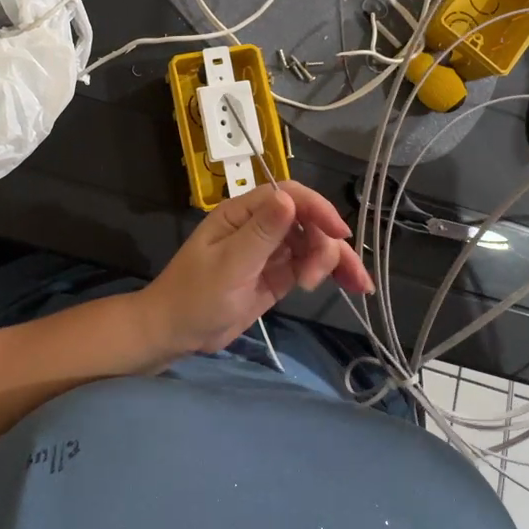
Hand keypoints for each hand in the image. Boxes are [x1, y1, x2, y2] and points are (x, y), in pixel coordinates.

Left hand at [139, 182, 373, 355]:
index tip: (340, 233)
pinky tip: (352, 286)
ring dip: (334, 260)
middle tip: (320, 277)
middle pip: (307, 220)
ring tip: (352, 287)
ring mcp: (269, 251)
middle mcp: (259, 226)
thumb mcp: (229, 264)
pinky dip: (330, 273)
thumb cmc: (195, 295)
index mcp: (242, 213)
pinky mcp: (276, 275)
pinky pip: (309, 266)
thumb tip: (289, 197)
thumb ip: (261, 233)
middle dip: (326, 243)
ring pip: (313, 244)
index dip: (317, 209)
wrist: (175, 332)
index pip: (287, 196)